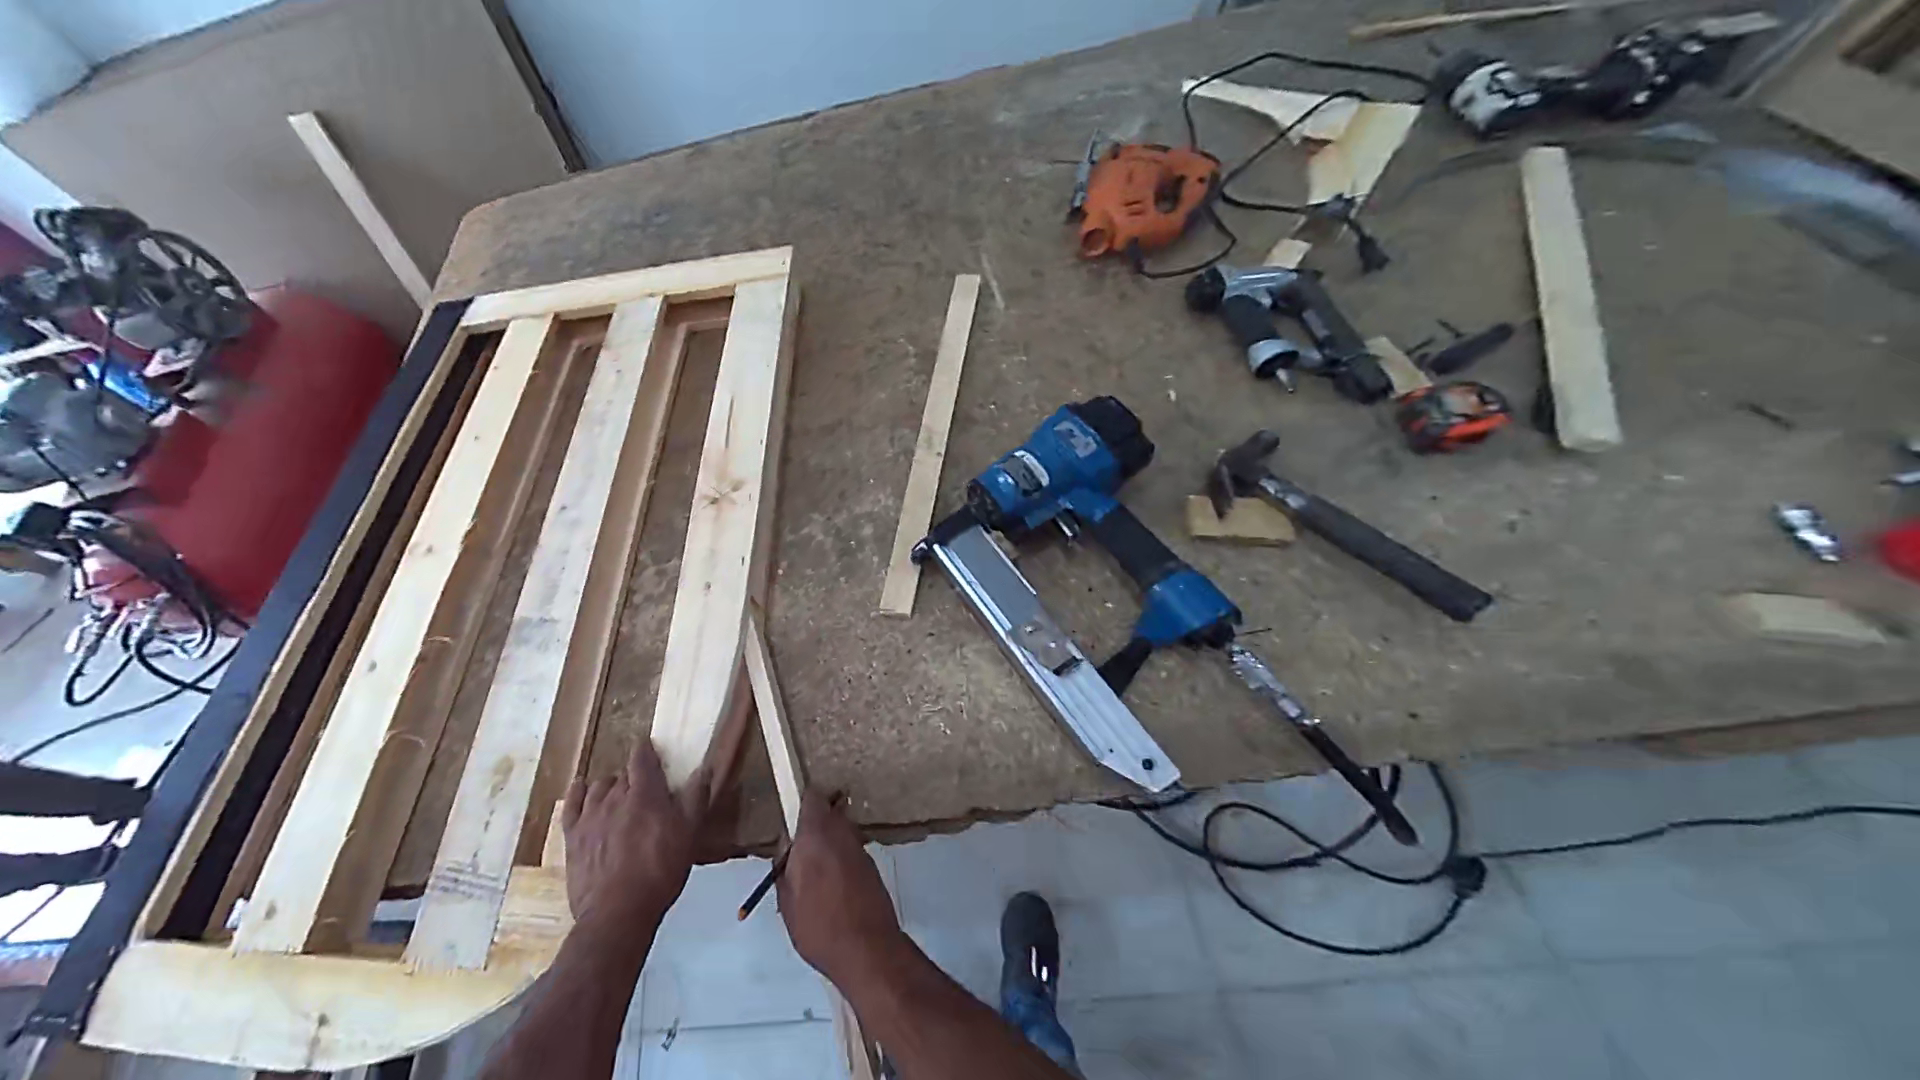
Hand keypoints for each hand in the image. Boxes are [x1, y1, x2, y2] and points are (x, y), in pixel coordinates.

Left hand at [561, 739, 707, 931]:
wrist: (618, 911)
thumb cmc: (660, 870)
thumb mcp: (689, 834)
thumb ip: (696, 798)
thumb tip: (703, 769)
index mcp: (645, 793)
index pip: (642, 758)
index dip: (646, 749)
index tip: (649, 746)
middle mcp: (615, 797)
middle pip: (622, 774)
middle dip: (634, 775)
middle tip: (645, 787)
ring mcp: (590, 817)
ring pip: (598, 787)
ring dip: (610, 785)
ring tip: (619, 793)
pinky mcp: (573, 837)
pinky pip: (571, 805)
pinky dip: (578, 792)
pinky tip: (581, 787)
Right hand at [777, 789, 905, 985]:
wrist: (867, 947)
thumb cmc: (818, 925)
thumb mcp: (786, 899)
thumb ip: (784, 865)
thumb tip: (787, 845)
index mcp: (816, 835)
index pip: (811, 797)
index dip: (800, 801)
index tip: (791, 817)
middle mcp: (842, 832)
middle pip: (828, 811)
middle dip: (813, 823)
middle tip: (798, 851)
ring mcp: (860, 847)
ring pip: (840, 830)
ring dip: (828, 841)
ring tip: (814, 873)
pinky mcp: (871, 863)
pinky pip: (850, 849)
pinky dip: (840, 858)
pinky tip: (832, 885)